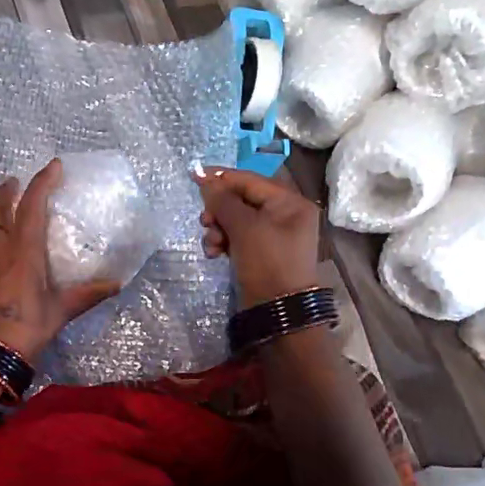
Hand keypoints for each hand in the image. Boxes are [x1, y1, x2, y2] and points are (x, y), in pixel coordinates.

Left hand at [0, 159, 121, 361]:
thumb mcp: (60, 312)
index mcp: (24, 253)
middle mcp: (0, 250)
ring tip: (9, 211)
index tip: (53, 166)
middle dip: (6, 191)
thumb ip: (86, 295)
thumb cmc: (25, 329)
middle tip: (16, 183)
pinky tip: (2, 250)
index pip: (32, 207)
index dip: (42, 183)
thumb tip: (116, 285)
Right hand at [196, 167, 321, 304]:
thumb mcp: (245, 228)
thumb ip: (224, 201)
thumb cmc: (266, 263)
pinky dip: (224, 242)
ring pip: (236, 221)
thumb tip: (206, 181)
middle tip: (205, 222)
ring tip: (211, 245)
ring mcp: (273, 236)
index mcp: (290, 203)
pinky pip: (238, 238)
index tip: (194, 174)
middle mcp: (284, 215)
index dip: (221, 178)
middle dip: (219, 210)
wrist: (277, 311)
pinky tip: (214, 254)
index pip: (250, 180)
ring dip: (218, 229)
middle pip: (242, 200)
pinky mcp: (261, 253)